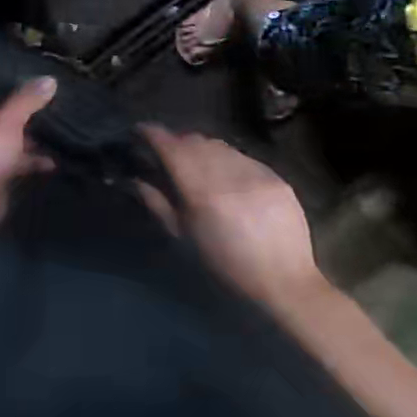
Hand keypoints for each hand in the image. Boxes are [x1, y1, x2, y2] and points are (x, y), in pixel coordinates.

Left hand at [0, 77, 56, 234]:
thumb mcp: (9, 121)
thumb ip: (28, 101)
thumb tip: (51, 78)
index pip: (3, 93)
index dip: (24, 89)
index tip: (51, 84)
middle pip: (13, 117)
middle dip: (36, 115)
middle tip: (67, 107)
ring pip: (20, 139)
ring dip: (39, 139)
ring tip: (70, 132)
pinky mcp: (2, 173)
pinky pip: (23, 162)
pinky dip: (38, 161)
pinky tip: (58, 160)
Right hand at [139, 126, 324, 307]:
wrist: (284, 285)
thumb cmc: (223, 265)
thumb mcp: (181, 237)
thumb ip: (154, 201)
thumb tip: (132, 178)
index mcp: (200, 190)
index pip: (169, 145)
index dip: (150, 133)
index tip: (138, 131)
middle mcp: (228, 174)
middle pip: (193, 140)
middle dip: (175, 141)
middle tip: (166, 153)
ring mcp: (255, 173)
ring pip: (218, 145)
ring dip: (201, 148)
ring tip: (196, 164)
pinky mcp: (276, 178)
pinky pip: (243, 157)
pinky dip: (227, 160)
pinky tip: (226, 178)